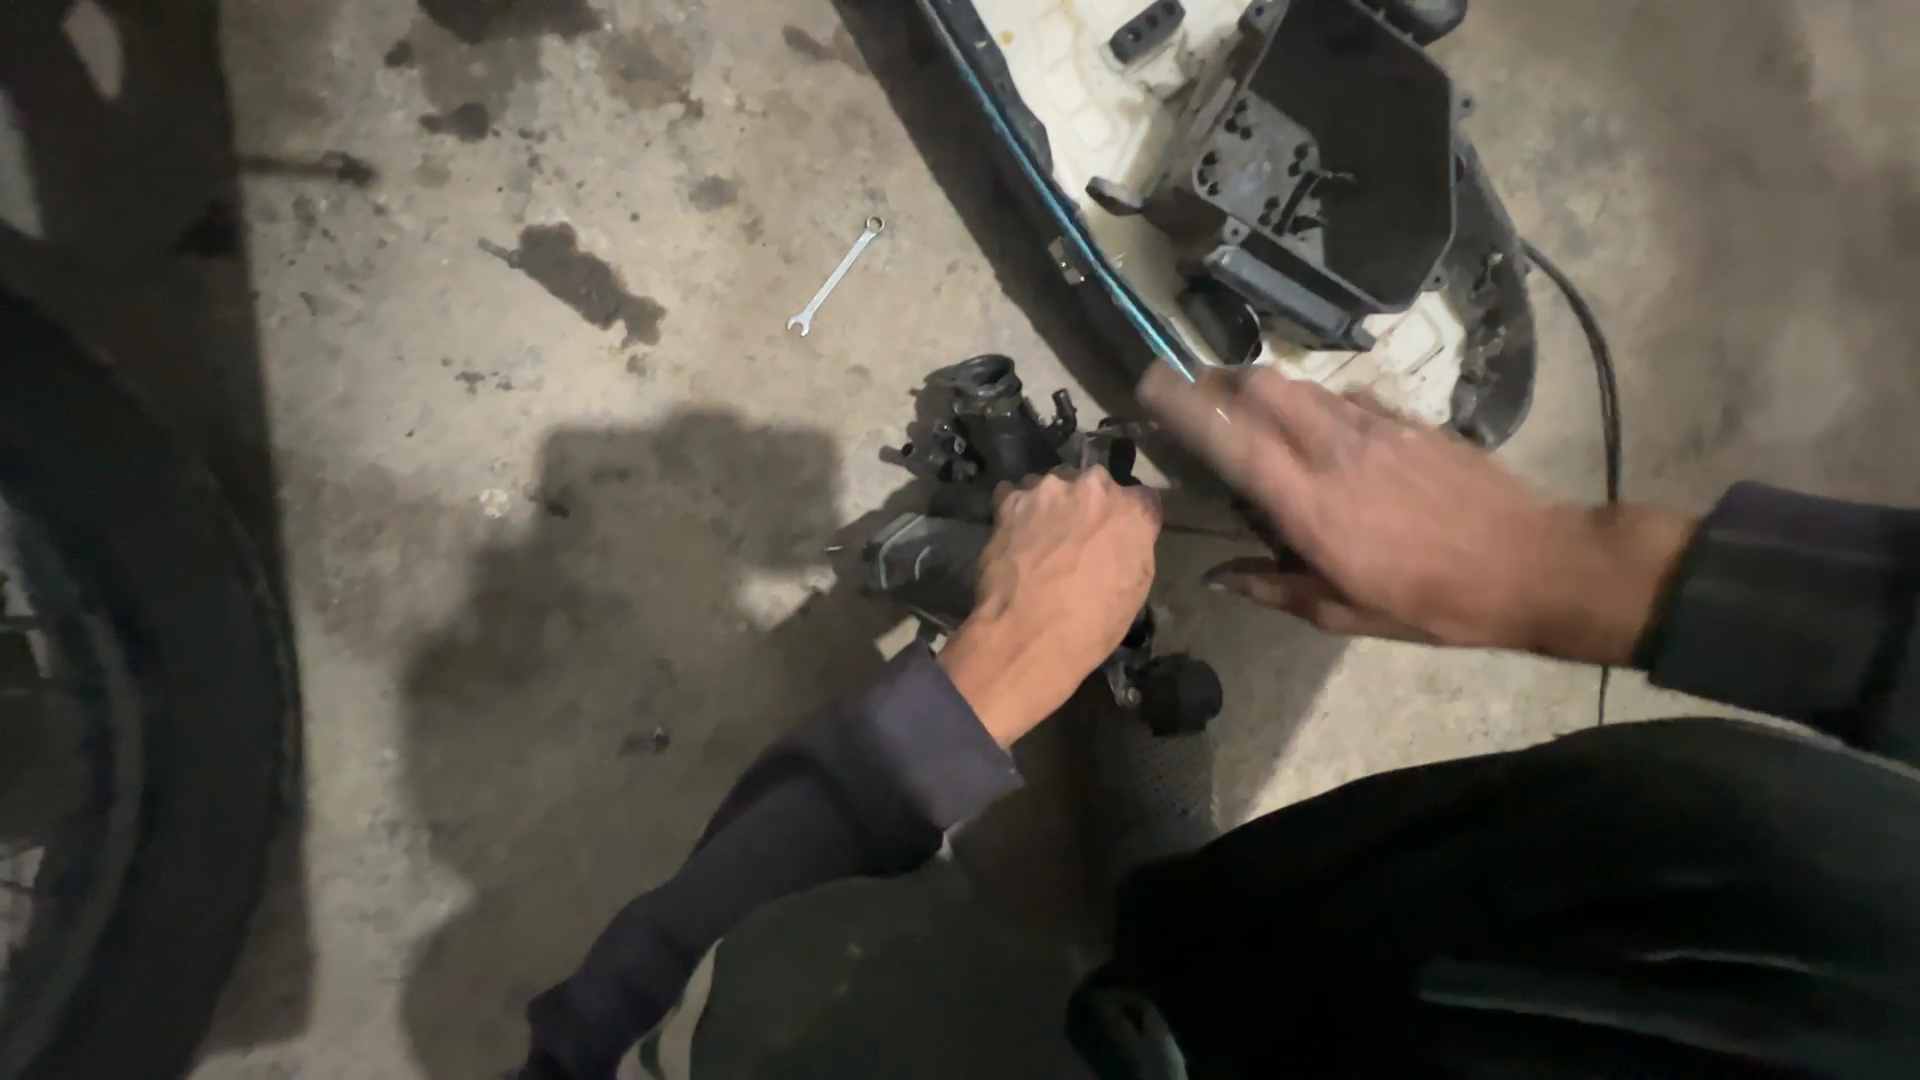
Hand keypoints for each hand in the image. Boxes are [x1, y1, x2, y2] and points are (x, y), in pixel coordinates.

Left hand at [938, 468, 1161, 745]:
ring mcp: (1049, 489)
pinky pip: (1015, 496)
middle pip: (1095, 486)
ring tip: (1040, 540)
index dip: (1129, 518)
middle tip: (1076, 538)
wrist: (1027, 633)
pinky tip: (1014, 538)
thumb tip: (1123, 537)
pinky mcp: (1010, 500)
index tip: (1119, 534)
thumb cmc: (1091, 624)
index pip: (1143, 498)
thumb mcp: (1135, 589)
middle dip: (1088, 505)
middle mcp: (1093, 486)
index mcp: (1133, 510)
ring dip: (1051, 506)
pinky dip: (1016, 512)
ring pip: (1053, 487)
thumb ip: (1133, 547)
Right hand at [1139, 365, 1694, 664]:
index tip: (1150, 386)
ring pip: (1300, 385)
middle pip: (1261, 387)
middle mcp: (1333, 451)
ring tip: (1249, 409)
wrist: (1538, 565)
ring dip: (1262, 389)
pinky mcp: (1409, 420)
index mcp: (1308, 503)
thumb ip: (1271, 588)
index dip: (1184, 406)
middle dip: (1219, 385)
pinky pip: (1344, 396)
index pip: (1230, 439)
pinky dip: (1314, 402)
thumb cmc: (1432, 601)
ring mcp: (1375, 428)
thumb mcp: (1342, 611)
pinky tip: (1320, 427)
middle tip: (1199, 401)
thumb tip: (1217, 575)